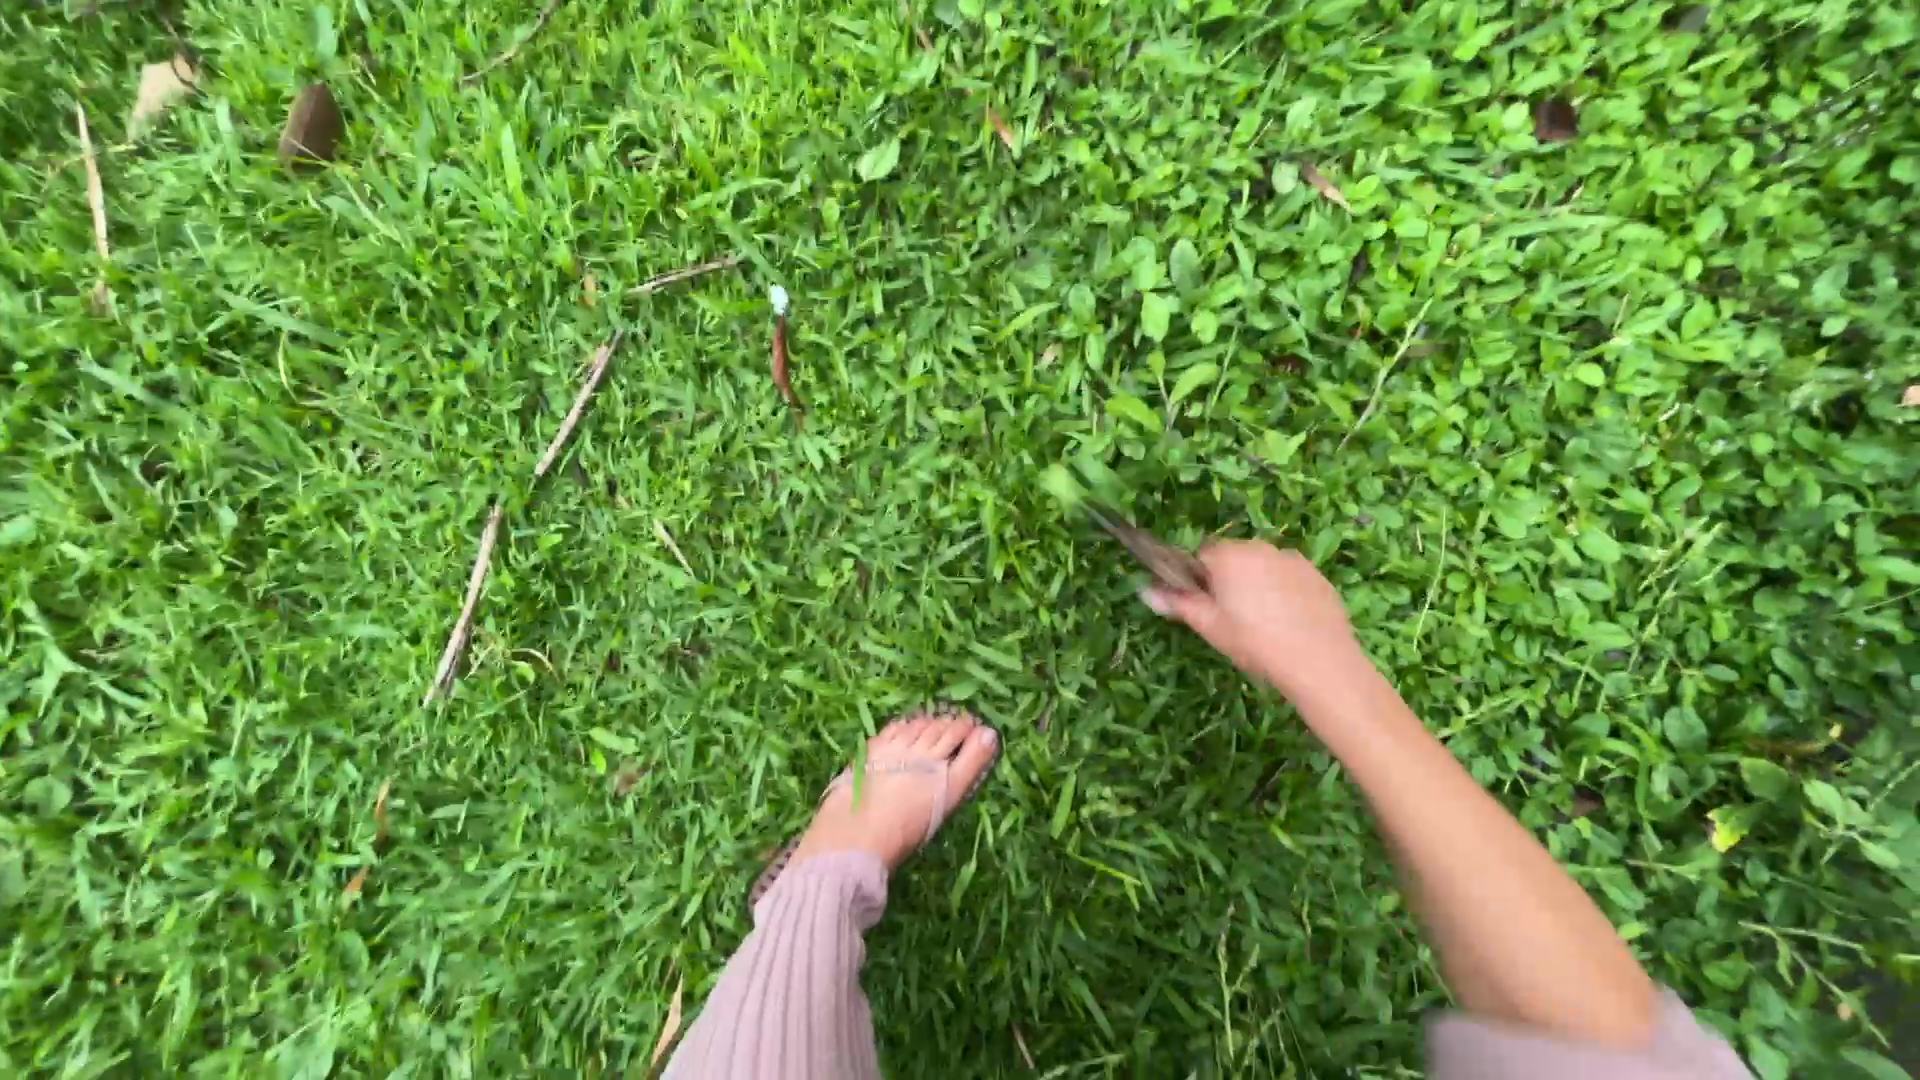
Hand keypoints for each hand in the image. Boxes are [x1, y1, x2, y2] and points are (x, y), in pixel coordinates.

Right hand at [1142, 540, 1362, 694]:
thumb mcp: (1209, 626)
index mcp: (1229, 555)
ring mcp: (1292, 559)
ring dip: (1256, 583)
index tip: (1205, 606)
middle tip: (1230, 617)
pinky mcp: (1317, 574)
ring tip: (1262, 623)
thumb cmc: (1255, 642)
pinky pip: (1289, 576)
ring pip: (1262, 567)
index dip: (1199, 580)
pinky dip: (1283, 591)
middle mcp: (1260, 547)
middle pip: (1233, 557)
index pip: (1202, 555)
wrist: (1320, 661)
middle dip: (1228, 579)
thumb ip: (1178, 604)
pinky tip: (1287, 622)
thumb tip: (1146, 591)